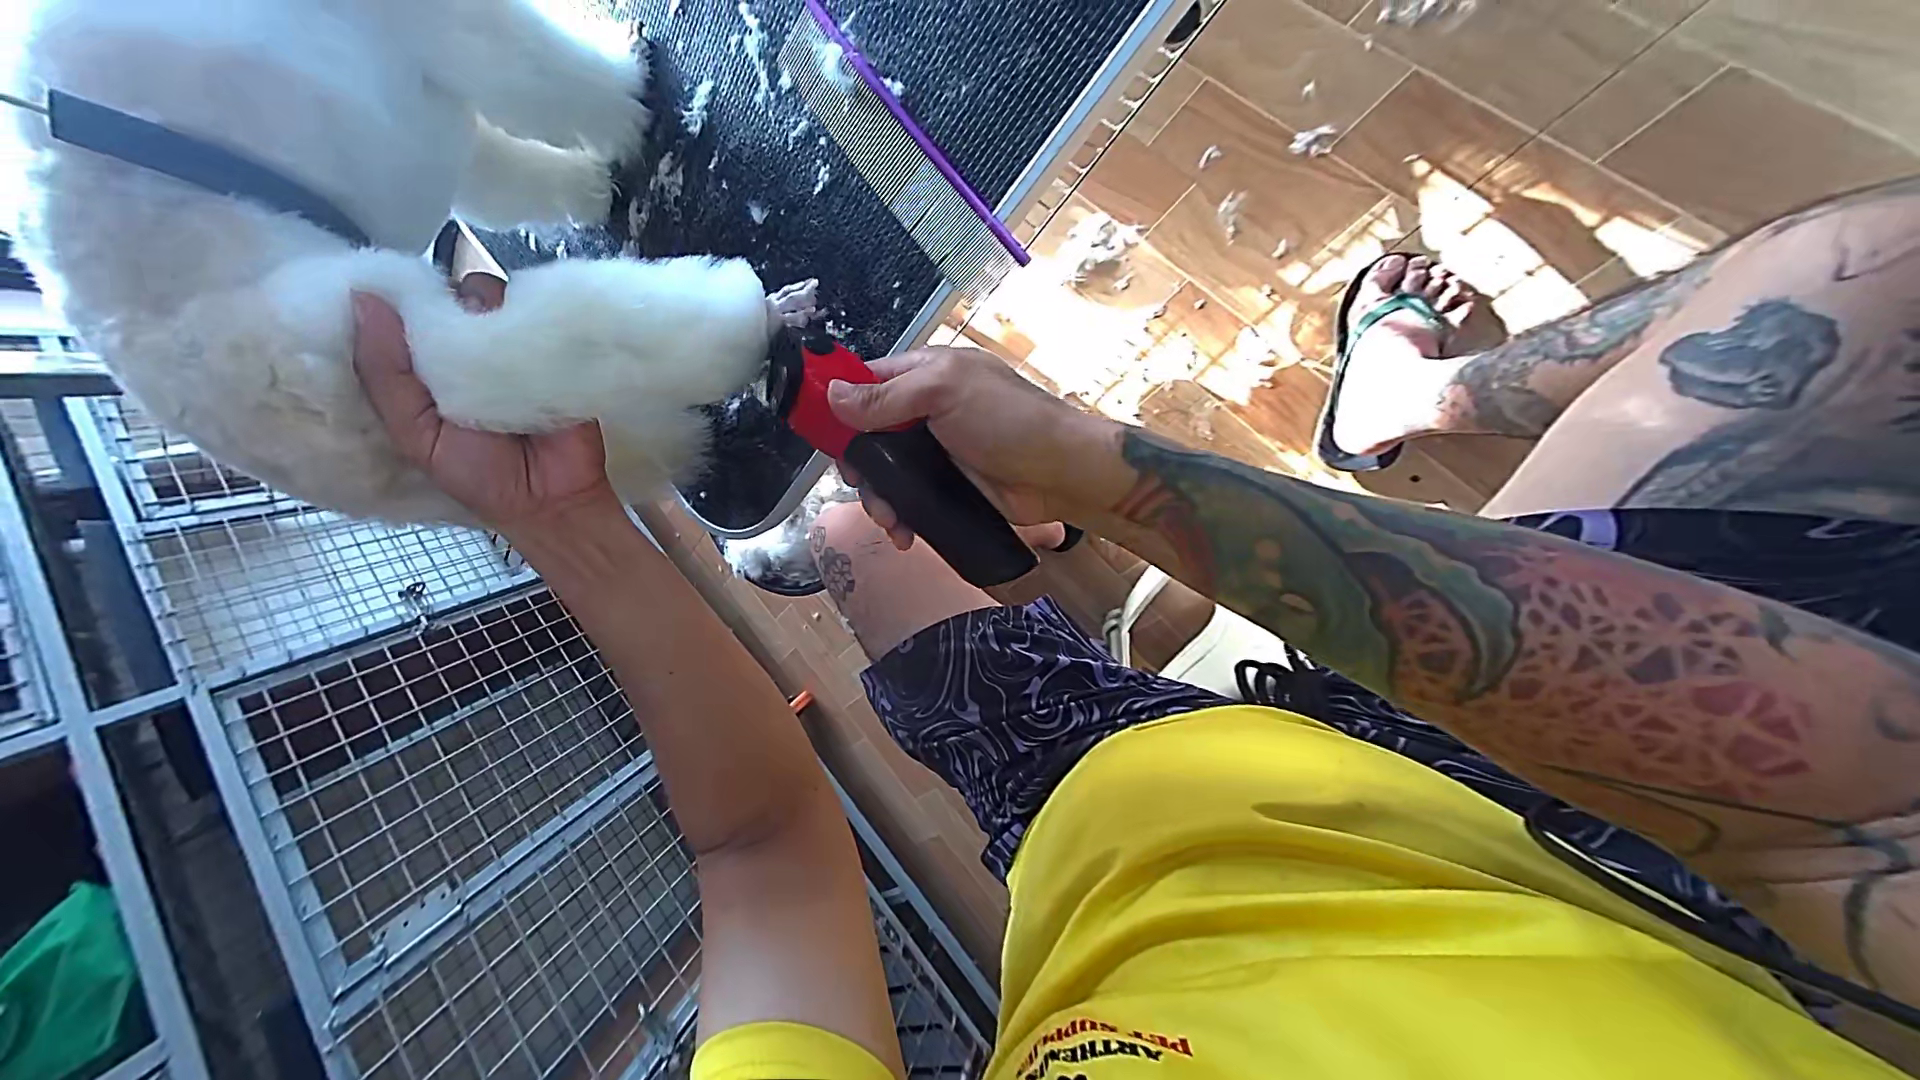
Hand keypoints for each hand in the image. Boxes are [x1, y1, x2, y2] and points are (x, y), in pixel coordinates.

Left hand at [351, 285, 621, 537]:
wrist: (550, 499)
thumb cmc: (481, 475)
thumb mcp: (415, 432)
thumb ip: (386, 374)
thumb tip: (364, 299)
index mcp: (430, 369)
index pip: (405, 316)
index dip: (394, 295)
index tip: (386, 280)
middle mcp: (472, 352)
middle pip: (452, 299)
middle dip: (446, 295)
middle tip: (448, 309)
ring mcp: (517, 350)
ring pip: (497, 301)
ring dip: (490, 302)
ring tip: (487, 324)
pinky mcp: (558, 355)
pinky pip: (541, 322)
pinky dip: (530, 315)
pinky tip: (521, 324)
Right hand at [826, 347, 1117, 548]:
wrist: (1060, 473)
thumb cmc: (1009, 421)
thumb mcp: (945, 393)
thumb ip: (887, 396)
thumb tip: (835, 396)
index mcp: (925, 375)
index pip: (867, 384)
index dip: (841, 407)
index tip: (825, 437)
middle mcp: (926, 410)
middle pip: (870, 435)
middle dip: (860, 465)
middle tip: (861, 486)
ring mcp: (937, 451)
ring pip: (887, 474)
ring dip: (880, 498)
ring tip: (890, 520)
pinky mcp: (948, 486)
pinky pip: (911, 499)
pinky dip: (902, 516)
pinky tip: (904, 533)